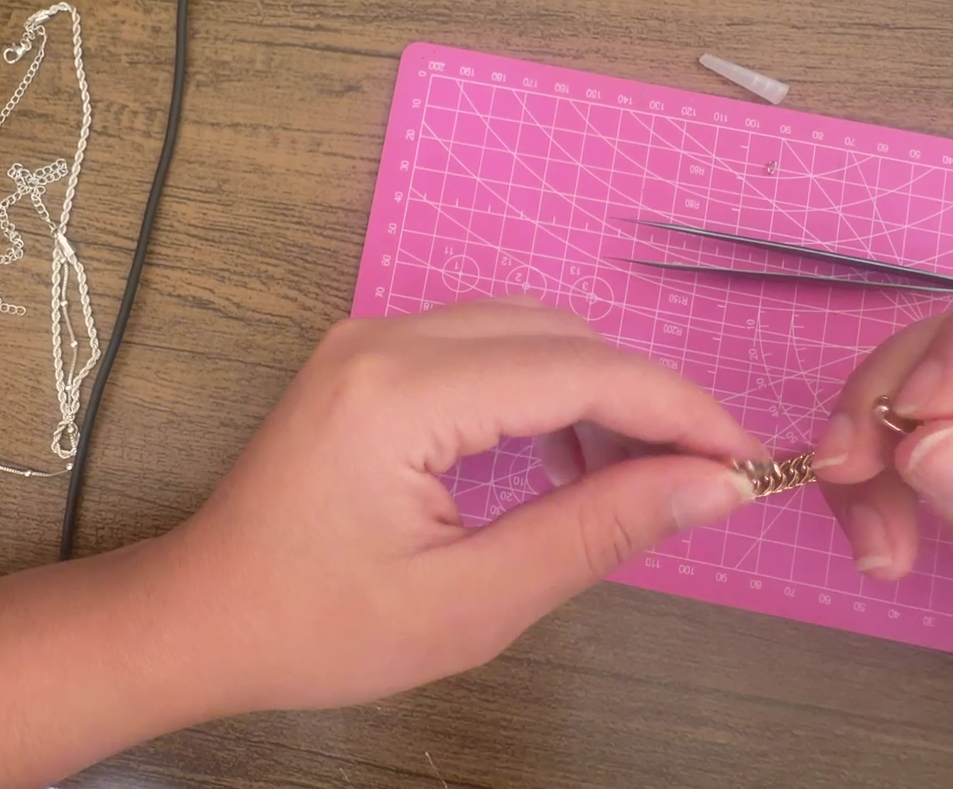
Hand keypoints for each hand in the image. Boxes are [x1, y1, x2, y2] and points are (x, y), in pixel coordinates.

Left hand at [157, 296, 766, 714]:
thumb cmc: (321, 625)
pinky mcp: (365, 353)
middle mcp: (383, 337)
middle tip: (700, 470)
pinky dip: (535, 381)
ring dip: (588, 383)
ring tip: (633, 466)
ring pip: (517, 327)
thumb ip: (594, 531)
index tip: (745, 457)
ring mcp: (368, 336)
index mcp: (400, 392)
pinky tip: (556, 446)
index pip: (574, 369)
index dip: (674, 407)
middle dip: (639, 392)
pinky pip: (476, 342)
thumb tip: (709, 485)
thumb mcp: (470, 602)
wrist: (207, 608)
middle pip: (551, 333)